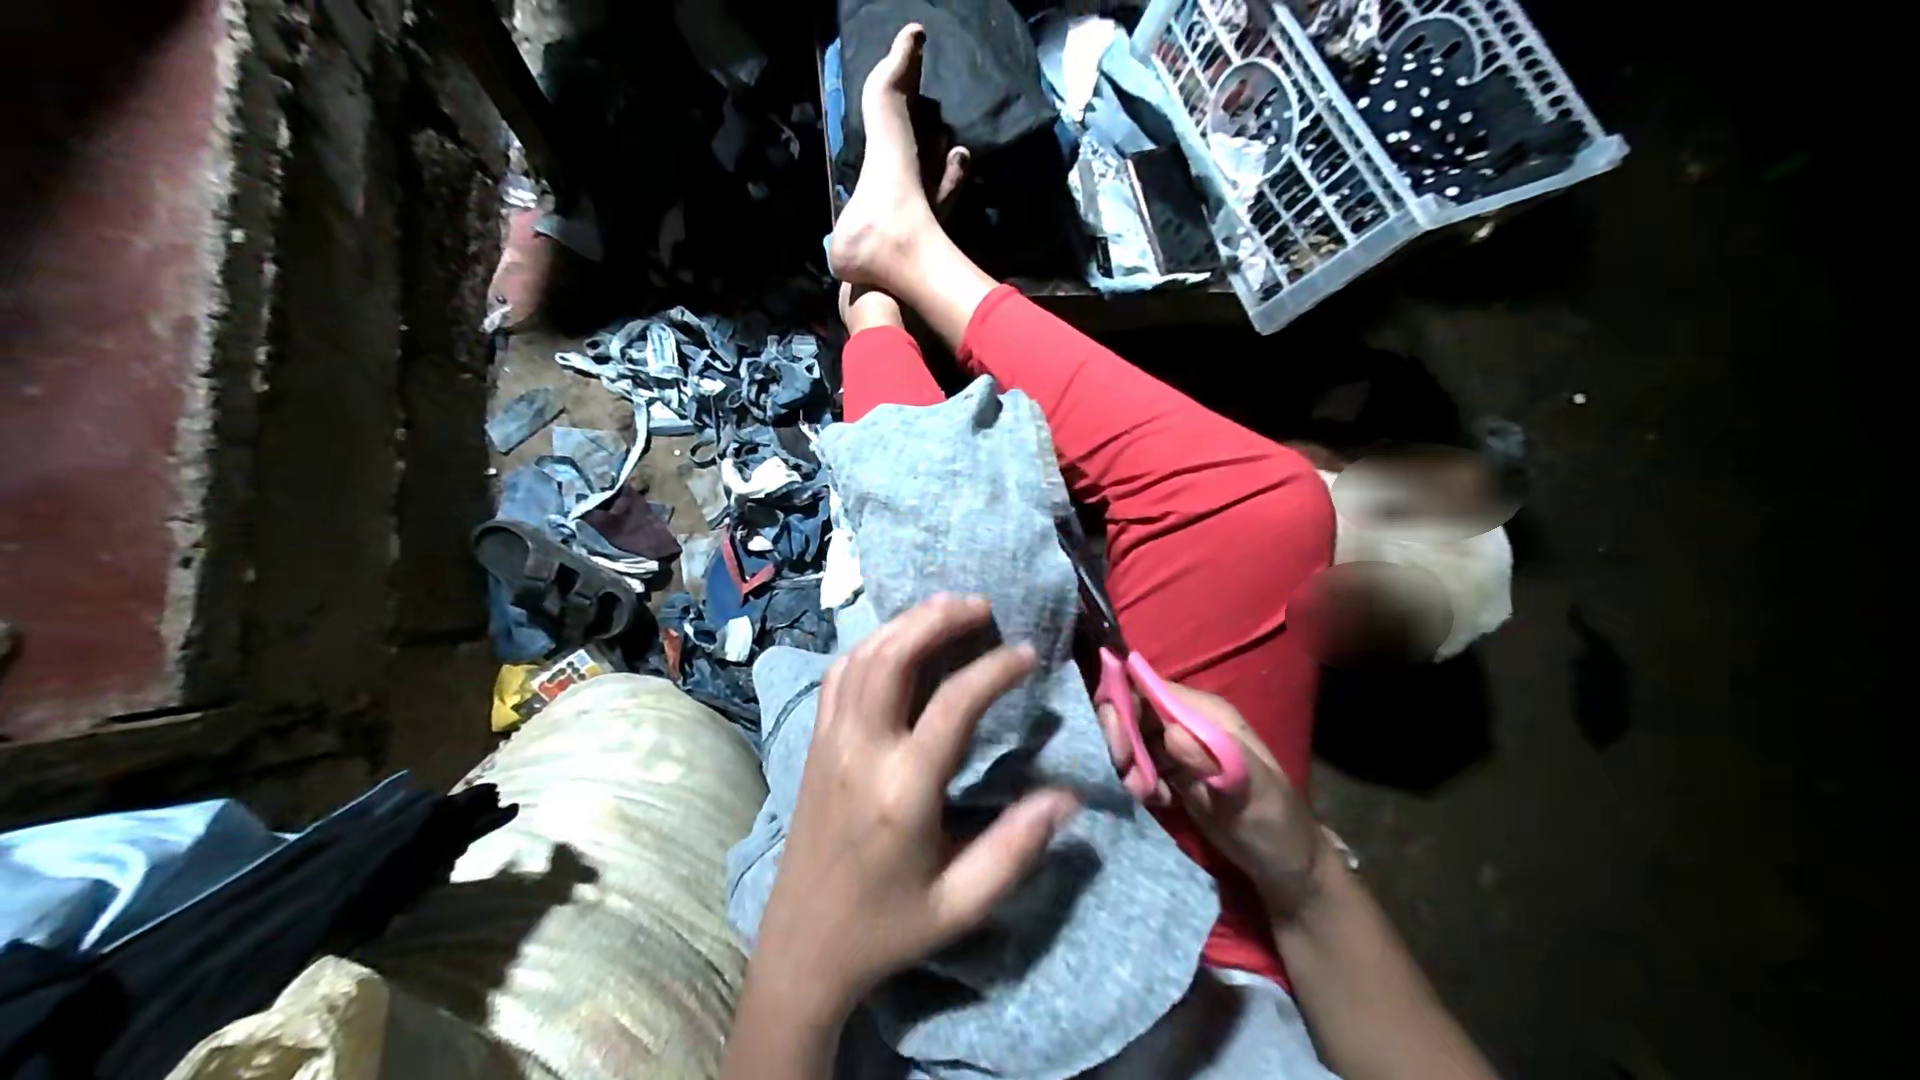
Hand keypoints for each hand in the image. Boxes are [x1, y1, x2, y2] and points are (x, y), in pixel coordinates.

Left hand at [754, 593, 1080, 1013]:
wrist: (801, 945)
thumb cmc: (887, 926)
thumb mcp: (961, 904)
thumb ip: (1015, 849)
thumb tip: (1068, 796)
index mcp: (902, 790)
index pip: (952, 704)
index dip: (994, 670)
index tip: (1027, 654)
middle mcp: (861, 751)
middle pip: (893, 657)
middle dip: (938, 619)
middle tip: (981, 605)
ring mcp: (830, 741)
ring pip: (861, 657)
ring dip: (904, 623)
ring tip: (946, 607)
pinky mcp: (814, 743)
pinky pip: (839, 675)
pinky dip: (870, 645)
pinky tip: (896, 641)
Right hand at [1098, 686, 1327, 919]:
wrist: (1284, 863)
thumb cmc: (1275, 822)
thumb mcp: (1250, 793)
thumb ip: (1213, 760)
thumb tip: (1171, 732)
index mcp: (1206, 712)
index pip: (1148, 689)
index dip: (1123, 707)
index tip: (1120, 748)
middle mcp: (1187, 720)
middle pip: (1132, 710)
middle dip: (1122, 742)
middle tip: (1131, 779)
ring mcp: (1178, 746)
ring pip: (1130, 737)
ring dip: (1129, 766)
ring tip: (1147, 795)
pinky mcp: (1172, 770)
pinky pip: (1138, 763)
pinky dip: (1137, 781)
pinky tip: (1156, 801)